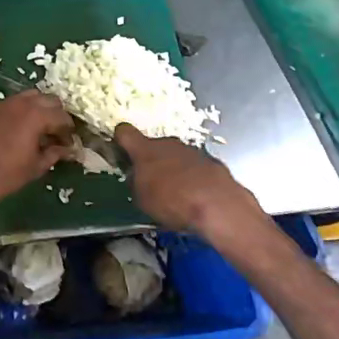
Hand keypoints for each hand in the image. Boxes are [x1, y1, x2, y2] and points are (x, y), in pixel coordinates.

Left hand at [0, 91, 73, 217]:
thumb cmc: (8, 174)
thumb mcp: (37, 165)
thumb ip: (55, 152)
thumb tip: (68, 149)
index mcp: (36, 116)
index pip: (62, 116)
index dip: (69, 131)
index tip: (69, 143)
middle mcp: (23, 103)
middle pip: (50, 100)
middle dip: (57, 115)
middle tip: (58, 134)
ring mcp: (6, 103)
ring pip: (33, 96)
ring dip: (42, 109)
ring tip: (42, 129)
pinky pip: (17, 101)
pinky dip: (26, 109)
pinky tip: (25, 128)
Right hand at [115, 124, 270, 243]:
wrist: (219, 205)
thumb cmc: (172, 201)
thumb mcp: (141, 199)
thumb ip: (136, 182)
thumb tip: (137, 177)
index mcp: (145, 149)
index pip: (125, 132)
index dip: (120, 139)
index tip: (119, 149)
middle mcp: (169, 143)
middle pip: (153, 146)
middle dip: (151, 161)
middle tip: (150, 183)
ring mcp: (193, 151)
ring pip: (176, 156)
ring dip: (174, 170)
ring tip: (176, 195)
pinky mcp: (212, 163)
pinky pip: (195, 168)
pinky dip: (193, 178)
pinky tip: (196, 198)